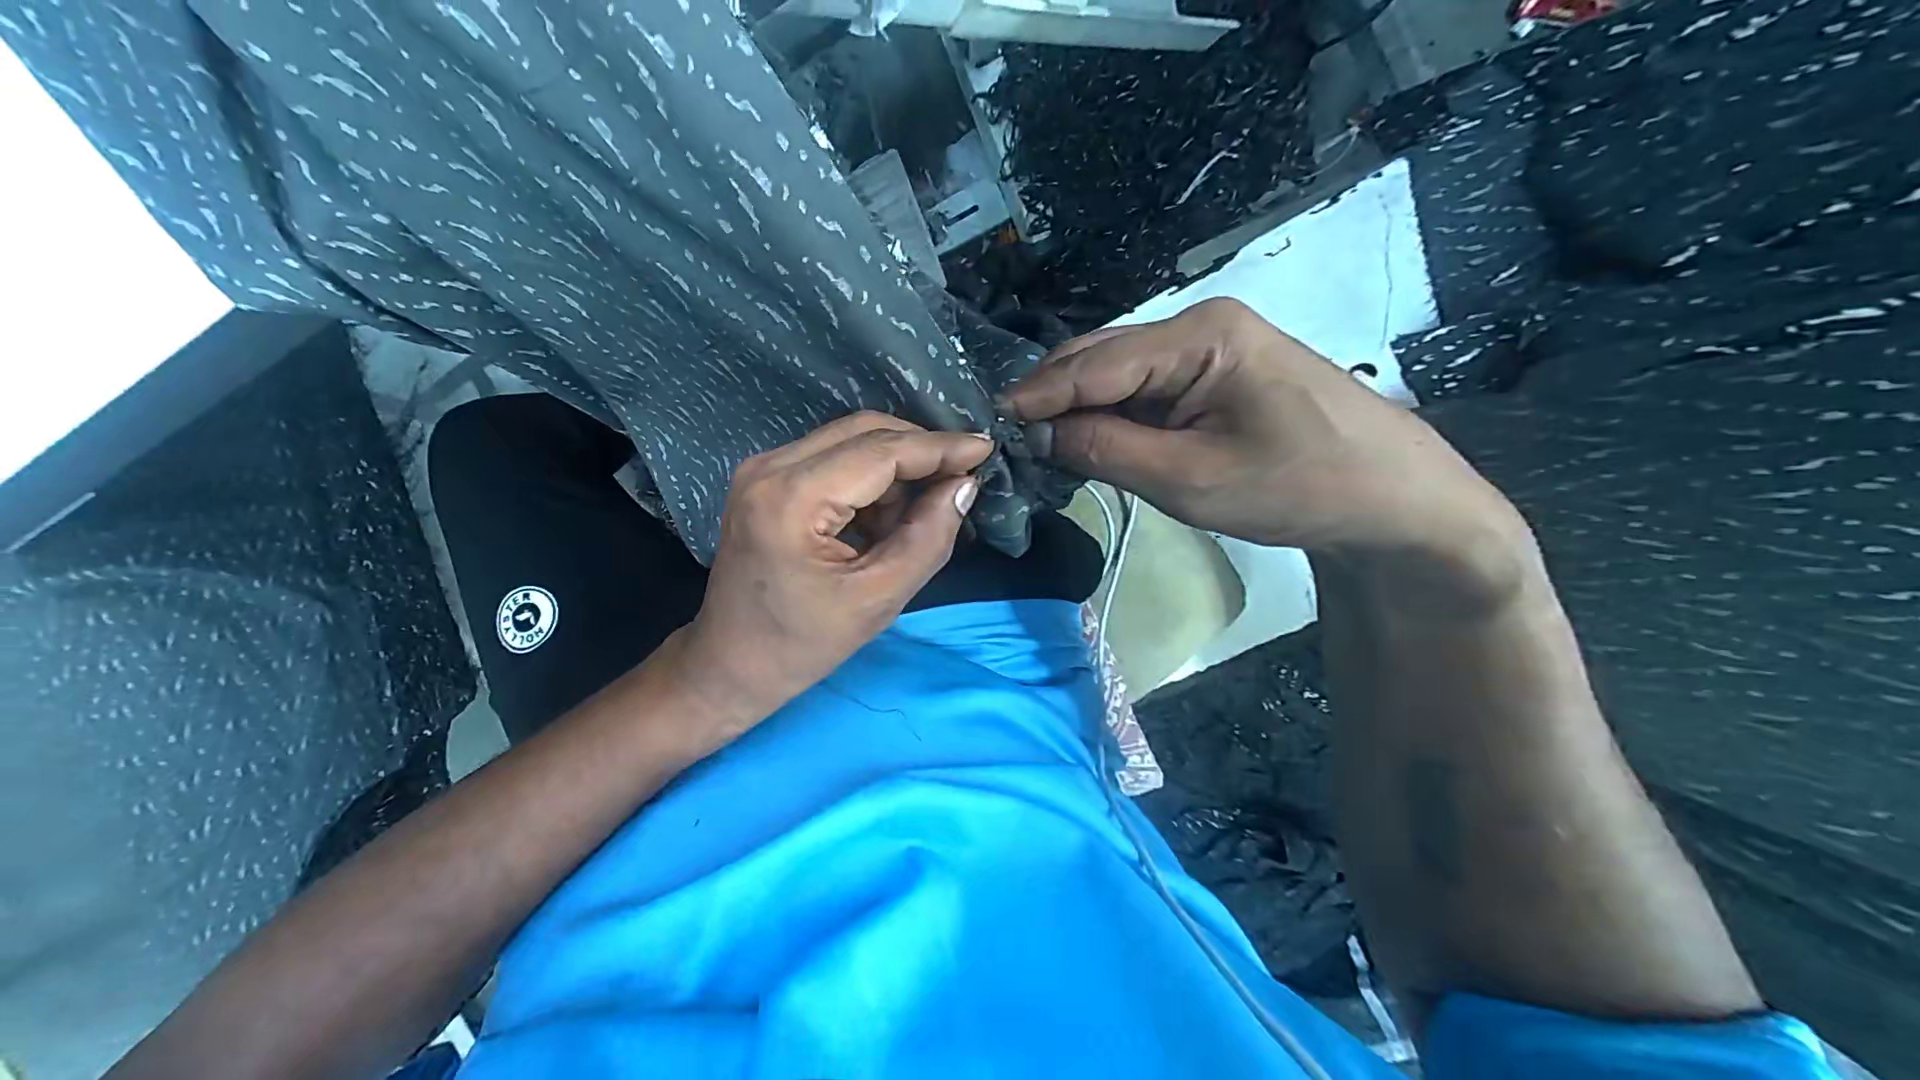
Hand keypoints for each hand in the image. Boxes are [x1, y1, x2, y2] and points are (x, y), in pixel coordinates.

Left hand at [665, 411, 991, 739]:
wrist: (728, 665)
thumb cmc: (802, 644)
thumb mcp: (879, 599)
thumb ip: (928, 536)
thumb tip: (964, 485)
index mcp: (792, 498)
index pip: (881, 451)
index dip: (939, 447)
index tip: (986, 449)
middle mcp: (770, 466)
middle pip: (864, 431)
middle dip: (920, 451)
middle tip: (962, 478)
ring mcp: (762, 468)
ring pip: (850, 441)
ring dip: (894, 469)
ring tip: (914, 520)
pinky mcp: (765, 480)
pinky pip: (832, 459)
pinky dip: (868, 481)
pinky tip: (881, 522)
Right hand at [1002, 299, 1527, 582]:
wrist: (1391, 500)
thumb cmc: (1298, 487)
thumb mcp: (1191, 479)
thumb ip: (1108, 451)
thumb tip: (1040, 435)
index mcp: (1200, 335)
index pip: (1096, 362)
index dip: (1039, 396)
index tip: (990, 424)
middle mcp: (1199, 326)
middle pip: (1102, 357)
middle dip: (1054, 399)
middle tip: (1010, 440)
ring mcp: (1209, 347)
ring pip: (1119, 373)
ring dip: (1080, 409)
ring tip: (1038, 446)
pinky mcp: (1214, 374)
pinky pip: (1145, 389)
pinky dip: (1112, 416)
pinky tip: (1088, 441)